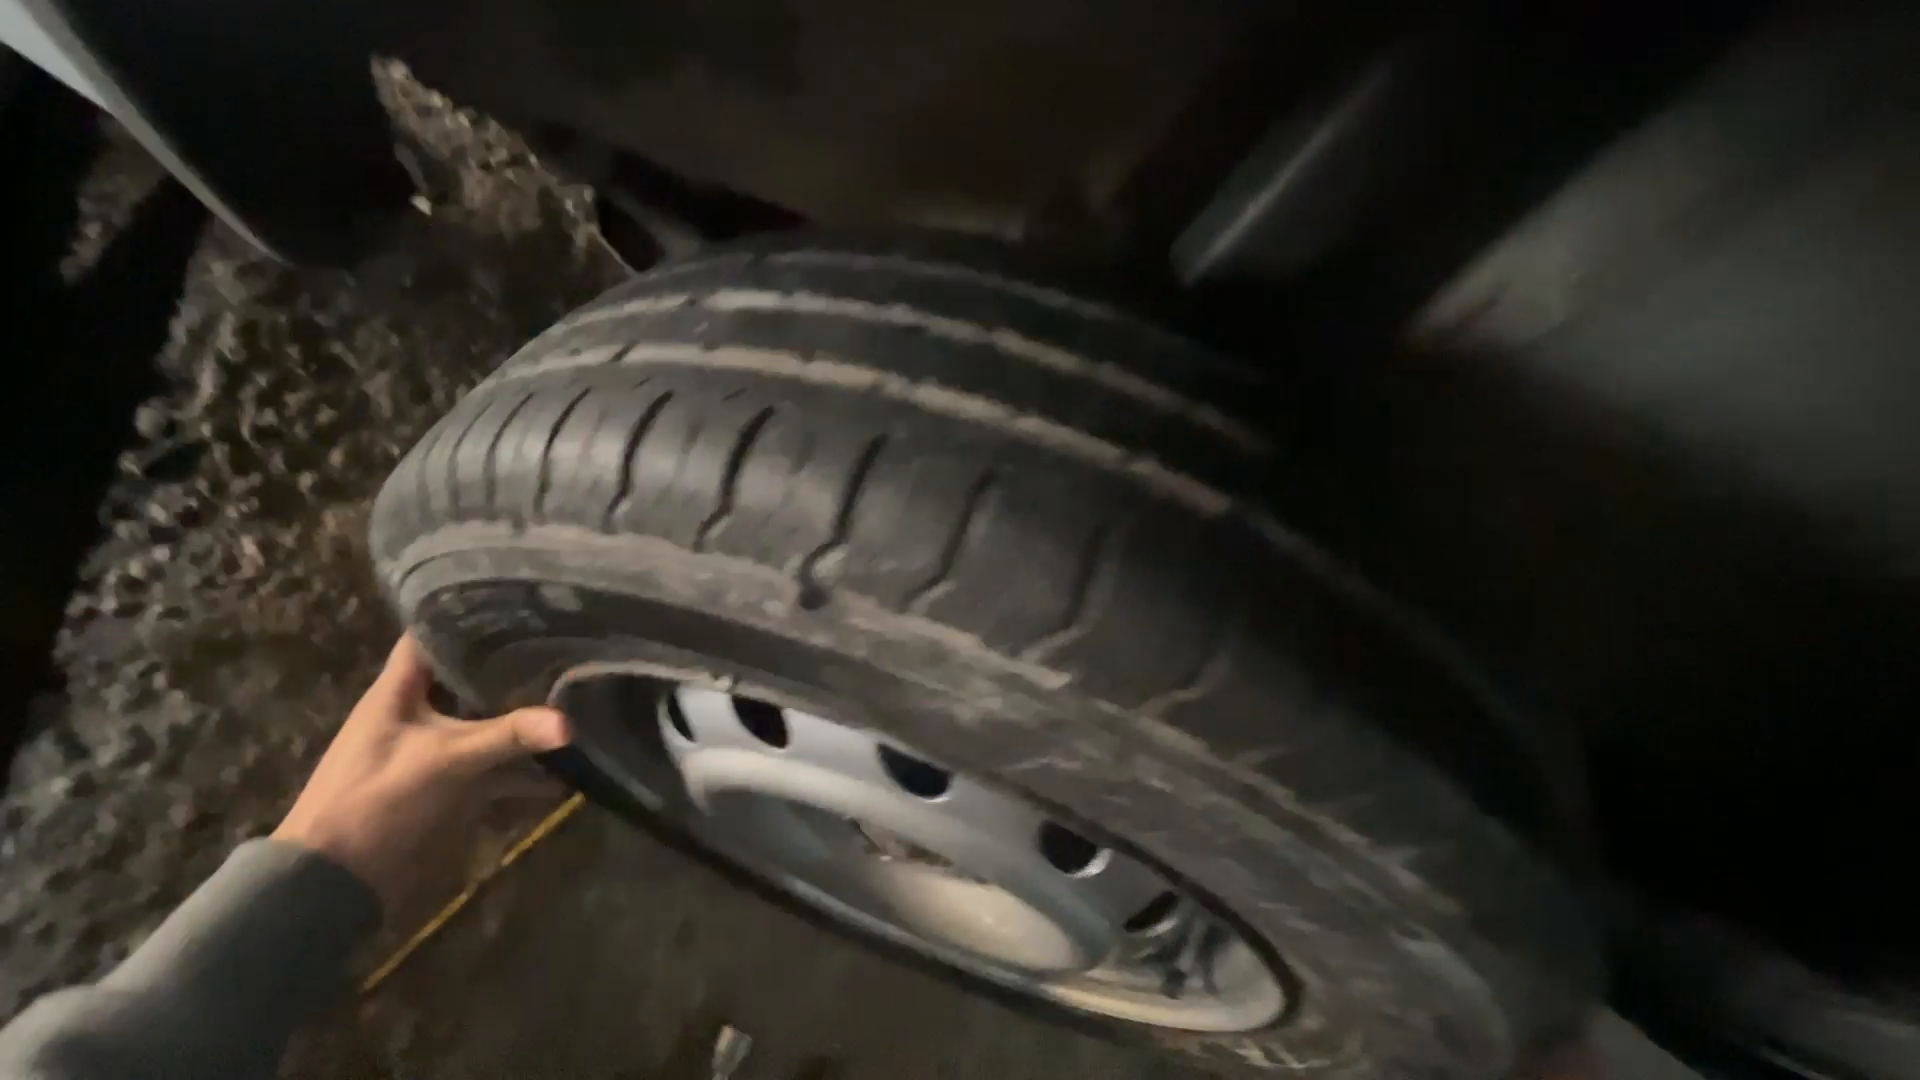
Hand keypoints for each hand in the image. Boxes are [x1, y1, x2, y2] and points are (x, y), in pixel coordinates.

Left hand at [272, 634, 570, 914]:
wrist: (334, 881)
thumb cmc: (374, 799)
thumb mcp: (444, 759)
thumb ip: (508, 736)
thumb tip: (570, 724)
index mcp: (399, 692)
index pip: (429, 635)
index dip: (464, 613)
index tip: (516, 598)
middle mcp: (420, 713)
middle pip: (469, 678)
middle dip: (513, 666)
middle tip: (564, 644)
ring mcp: (436, 750)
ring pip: (489, 723)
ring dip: (526, 721)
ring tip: (578, 702)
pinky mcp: (451, 785)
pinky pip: (498, 770)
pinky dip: (527, 773)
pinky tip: (566, 775)